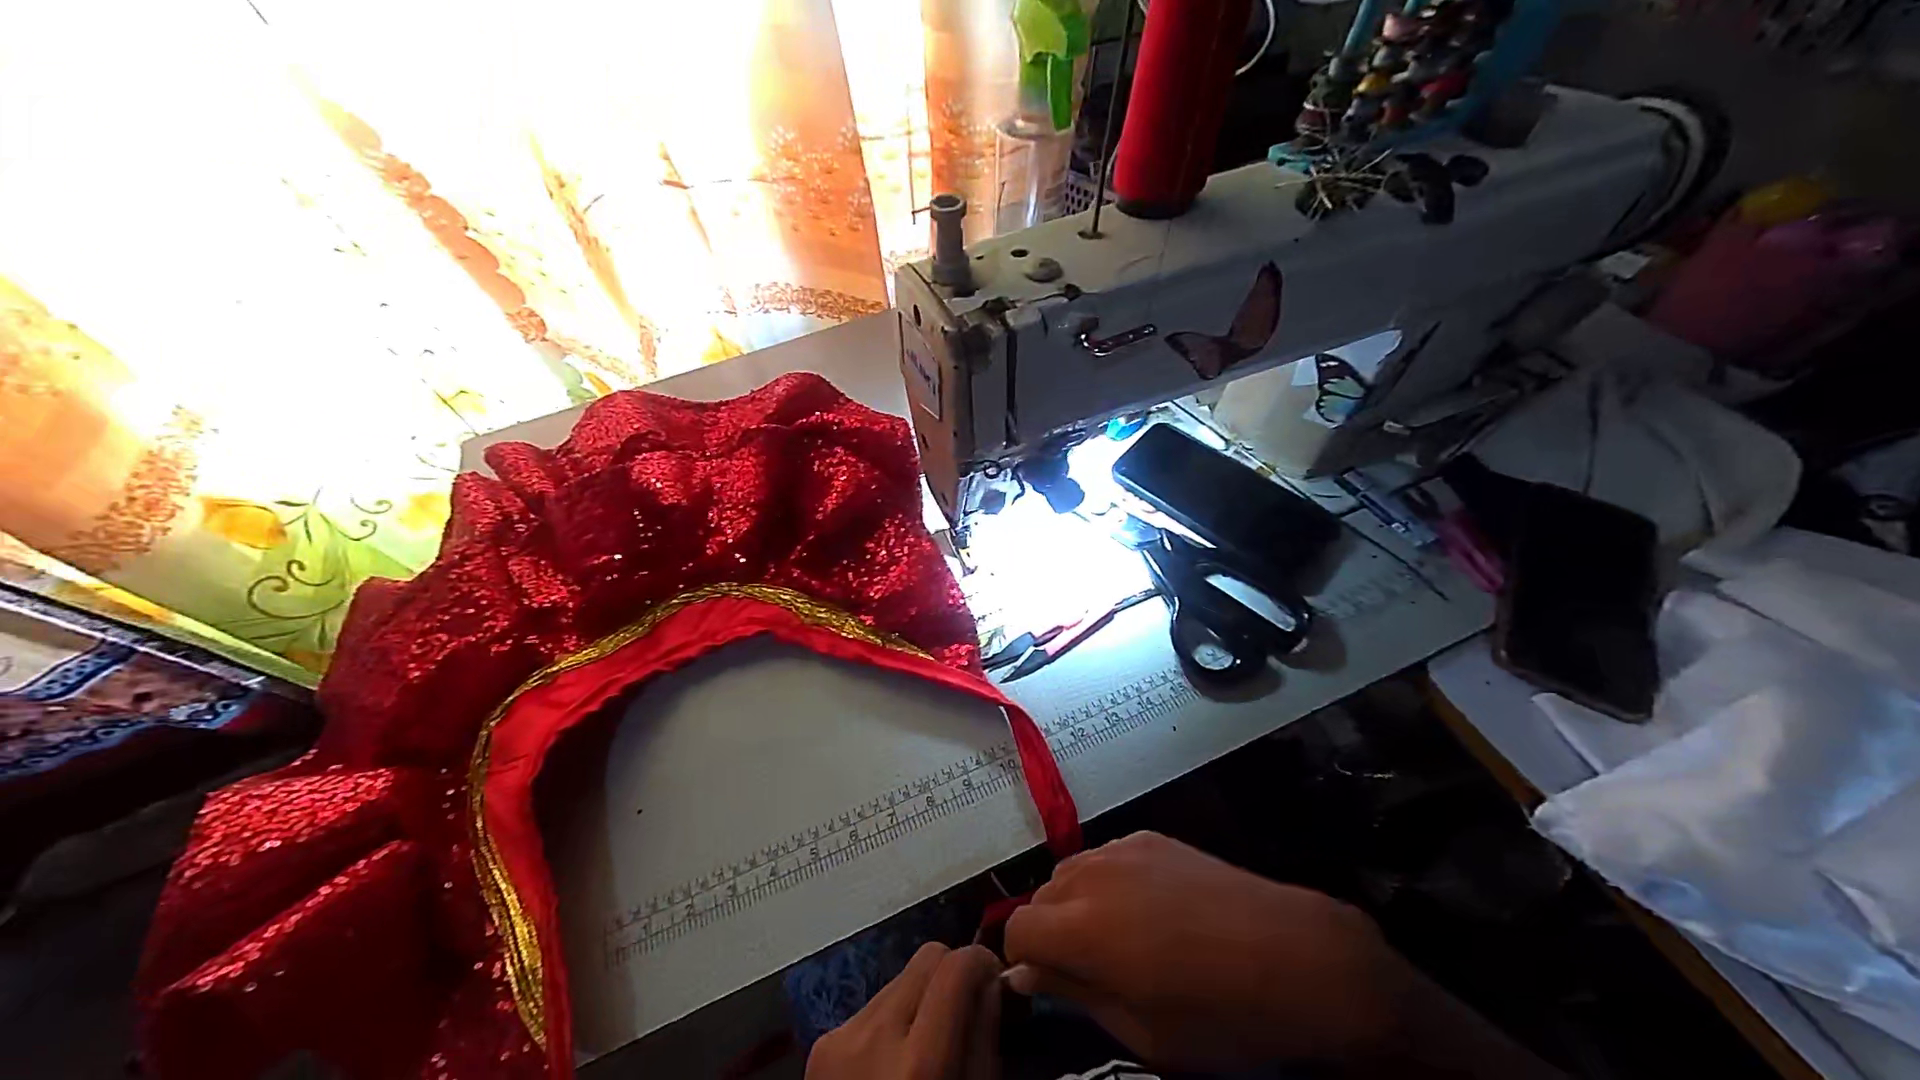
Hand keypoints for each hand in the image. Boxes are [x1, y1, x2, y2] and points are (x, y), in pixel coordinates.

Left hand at [806, 942, 1002, 1079]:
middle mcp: (875, 1038)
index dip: (981, 964)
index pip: (956, 966)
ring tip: (924, 1046)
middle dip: (951, 974)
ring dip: (920, 998)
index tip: (991, 980)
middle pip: (927, 957)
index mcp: (921, 1066)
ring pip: (900, 977)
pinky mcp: (821, 1045)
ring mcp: (841, 1038)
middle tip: (963, 1008)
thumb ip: (984, 1040)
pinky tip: (892, 1063)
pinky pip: (873, 1005)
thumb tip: (989, 980)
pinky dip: (892, 1020)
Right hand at [1002, 831, 1414, 1071]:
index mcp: (1081, 927)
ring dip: (1074, 903)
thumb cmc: (1218, 1013)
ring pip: (1069, 871)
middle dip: (1049, 931)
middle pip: (1039, 896)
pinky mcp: (1150, 837)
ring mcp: (1122, 849)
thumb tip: (1028, 974)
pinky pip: (1105, 857)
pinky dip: (1106, 881)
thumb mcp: (1141, 1030)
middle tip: (1090, 967)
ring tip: (1118, 935)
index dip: (1026, 961)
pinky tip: (1147, 906)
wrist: (1294, 956)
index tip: (1051, 983)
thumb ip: (1074, 994)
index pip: (1016, 929)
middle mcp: (1091, 875)